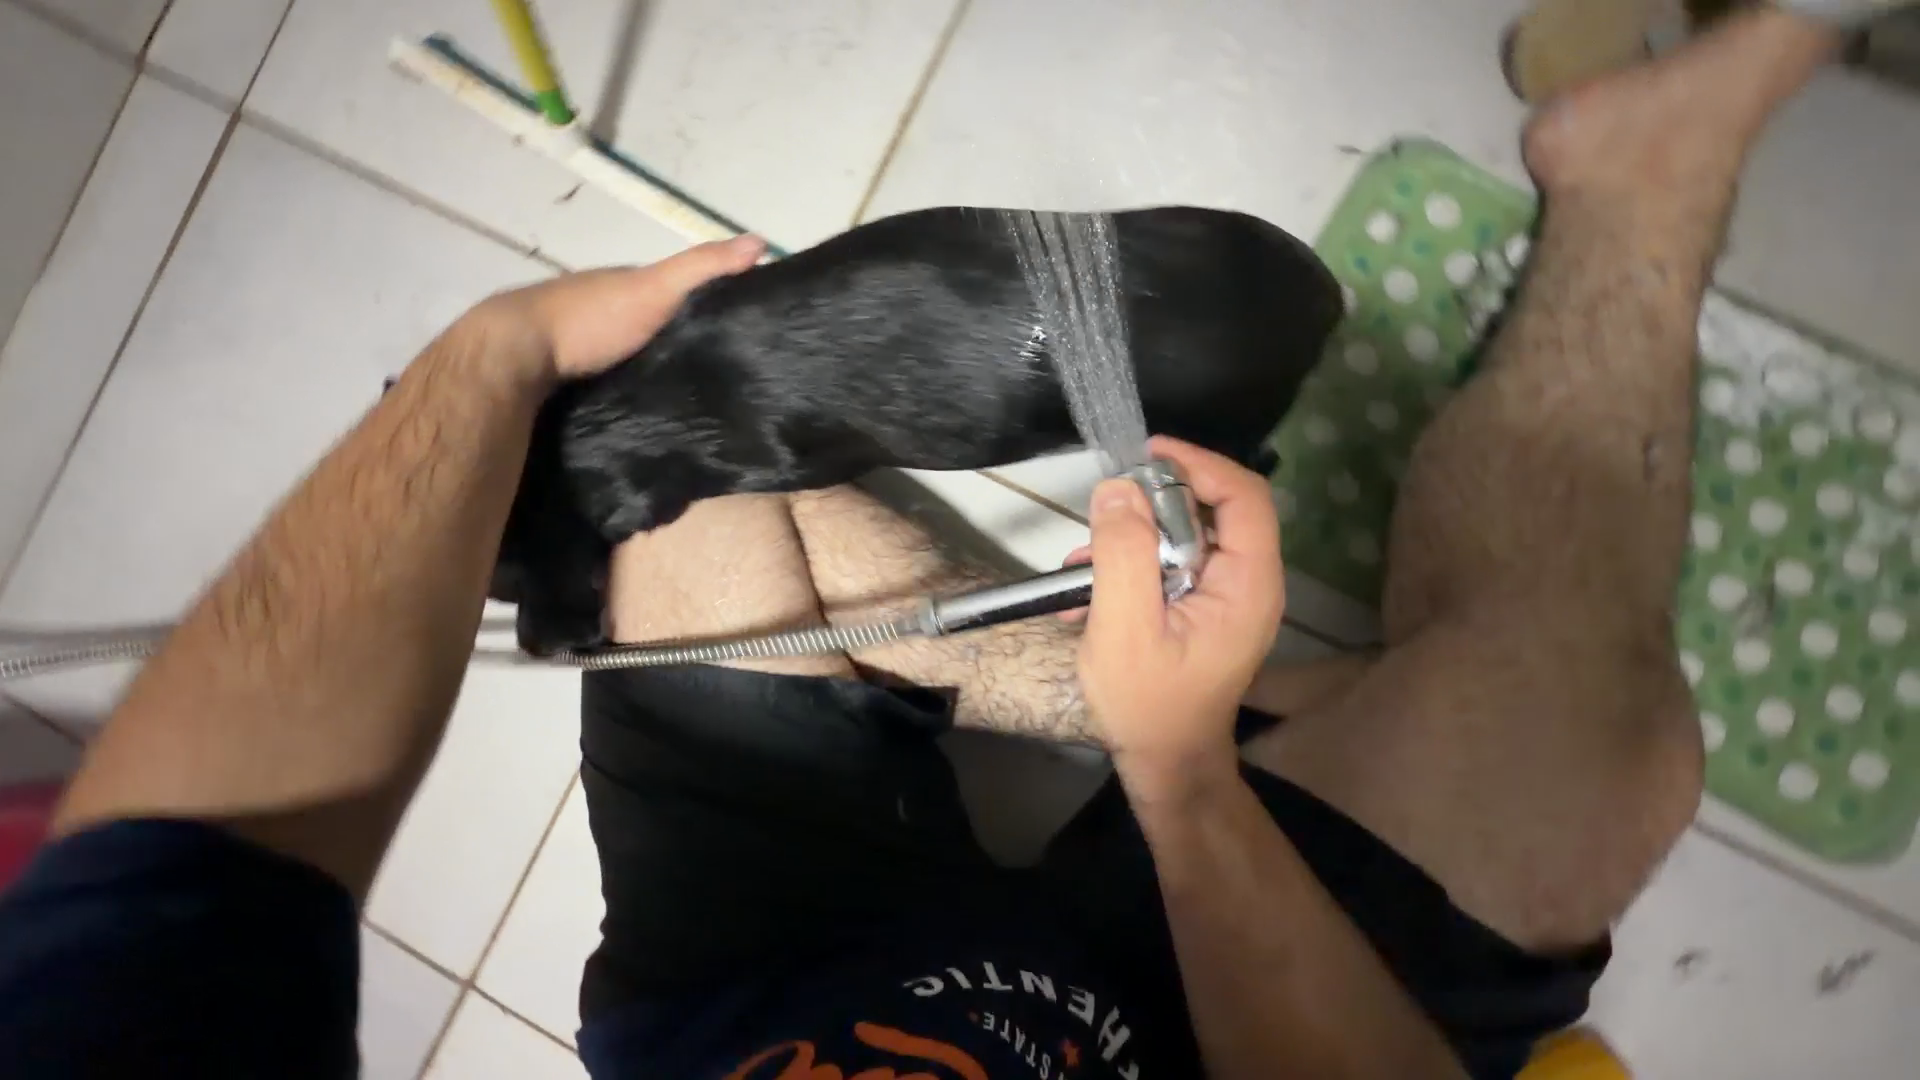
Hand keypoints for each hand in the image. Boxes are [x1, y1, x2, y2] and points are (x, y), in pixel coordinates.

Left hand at [483, 234, 765, 380]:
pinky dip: (638, 387)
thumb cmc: (590, 317)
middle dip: (689, 340)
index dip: (714, 303)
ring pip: (639, 355)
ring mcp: (589, 346)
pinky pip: (618, 381)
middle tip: (727, 373)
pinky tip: (657, 406)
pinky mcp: (576, 381)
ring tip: (699, 397)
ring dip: (663, 368)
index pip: (682, 291)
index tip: (747, 329)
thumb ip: (702, 268)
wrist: (519, 355)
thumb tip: (761, 241)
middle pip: (660, 324)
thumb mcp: (656, 287)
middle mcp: (609, 311)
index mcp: (629, 286)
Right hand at [1077, 436, 1285, 801]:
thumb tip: (1117, 487)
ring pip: (1180, 538)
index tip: (1146, 454)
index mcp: (1248, 584)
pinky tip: (1085, 597)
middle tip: (1101, 520)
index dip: (1199, 464)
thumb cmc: (1148, 705)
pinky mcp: (1199, 610)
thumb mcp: (1124, 628)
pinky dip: (1127, 570)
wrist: (1164, 764)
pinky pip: (1166, 567)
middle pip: (1208, 511)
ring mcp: (1223, 598)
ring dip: (1128, 544)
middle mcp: (1246, 583)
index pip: (1243, 496)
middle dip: (1148, 509)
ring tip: (1080, 569)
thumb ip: (1122, 554)